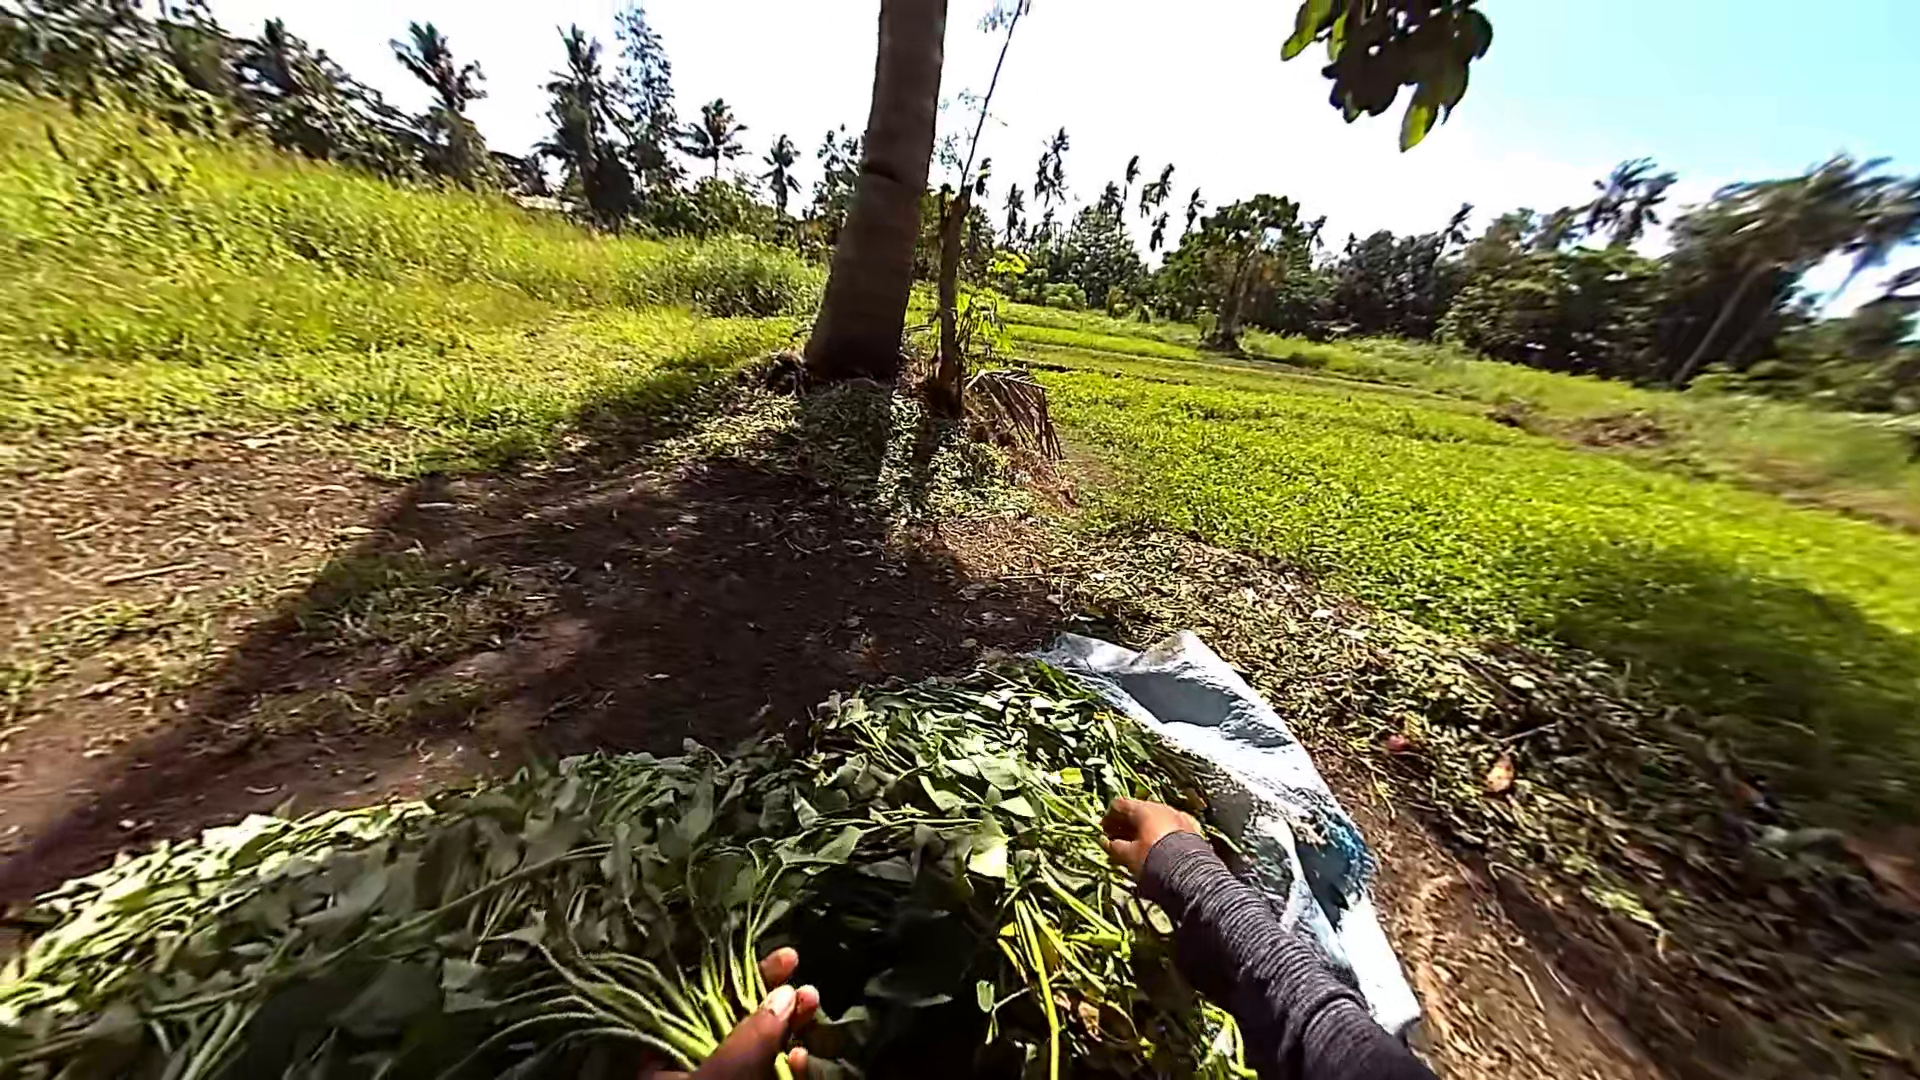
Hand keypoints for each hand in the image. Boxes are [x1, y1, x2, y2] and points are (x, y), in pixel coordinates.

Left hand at [644, 947, 818, 1078]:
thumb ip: (746, 1041)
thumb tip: (784, 994)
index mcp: (669, 1054)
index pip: (710, 995)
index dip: (749, 973)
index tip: (789, 958)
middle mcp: (697, 1062)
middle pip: (744, 1017)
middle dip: (780, 1000)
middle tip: (808, 990)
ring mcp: (726, 1077)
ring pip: (764, 1045)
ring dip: (793, 1026)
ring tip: (814, 1011)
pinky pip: (773, 1074)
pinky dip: (791, 1065)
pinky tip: (802, 1060)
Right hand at [1101, 797, 1201, 879]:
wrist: (1192, 877)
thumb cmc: (1155, 862)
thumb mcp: (1129, 856)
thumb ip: (1114, 847)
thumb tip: (1106, 843)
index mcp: (1143, 809)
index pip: (1119, 805)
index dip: (1108, 818)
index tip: (1104, 832)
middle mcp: (1161, 807)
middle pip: (1138, 810)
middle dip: (1126, 824)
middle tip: (1119, 839)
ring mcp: (1178, 816)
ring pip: (1156, 818)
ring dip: (1145, 829)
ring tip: (1139, 845)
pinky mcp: (1193, 828)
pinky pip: (1172, 827)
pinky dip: (1163, 834)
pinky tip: (1161, 846)